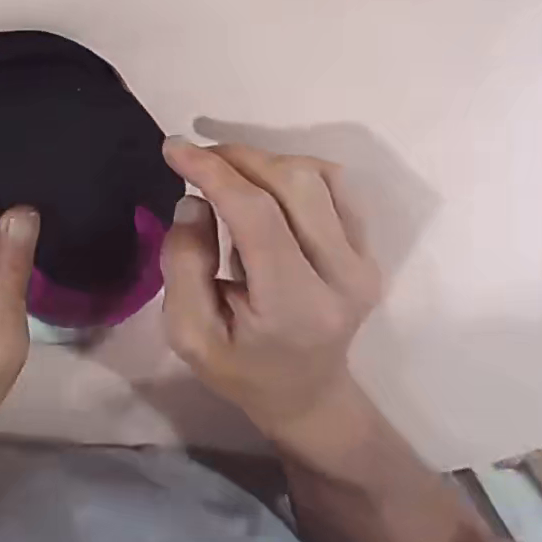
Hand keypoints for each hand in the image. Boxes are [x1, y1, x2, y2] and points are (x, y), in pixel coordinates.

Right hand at [159, 139, 384, 462]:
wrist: (308, 394)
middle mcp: (342, 277)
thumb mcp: (188, 334)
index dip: (212, 171)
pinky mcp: (368, 248)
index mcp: (295, 306)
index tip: (173, 148)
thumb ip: (183, 264)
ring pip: (316, 174)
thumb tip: (195, 201)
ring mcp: (363, 260)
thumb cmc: (240, 368)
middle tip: (195, 161)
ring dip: (262, 161)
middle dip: (234, 158)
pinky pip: (333, 183)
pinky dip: (291, 169)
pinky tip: (263, 185)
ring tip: (226, 175)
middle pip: (292, 182)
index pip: (257, 215)